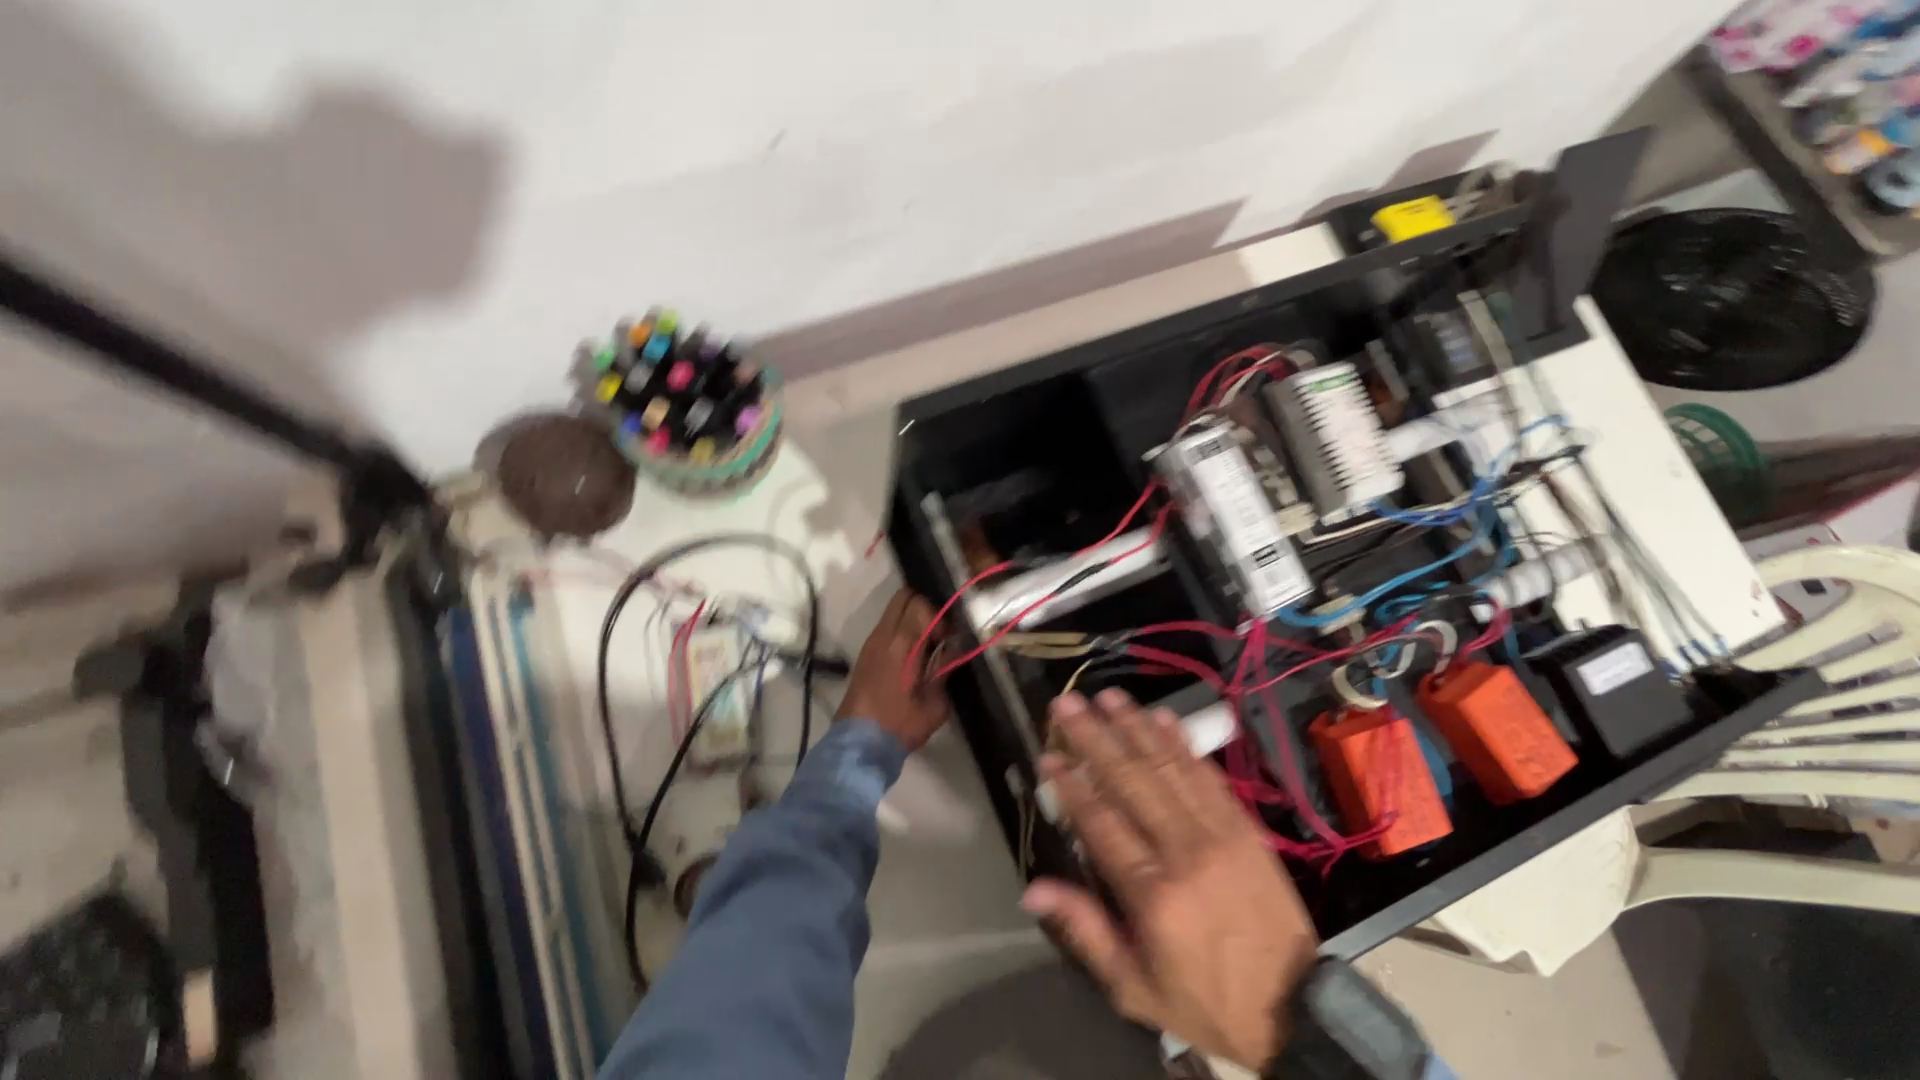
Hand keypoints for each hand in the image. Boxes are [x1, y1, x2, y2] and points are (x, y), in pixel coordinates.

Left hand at [836, 588, 951, 751]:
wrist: (859, 745)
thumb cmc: (900, 725)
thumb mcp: (935, 704)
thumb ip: (946, 670)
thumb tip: (954, 649)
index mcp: (901, 644)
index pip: (921, 604)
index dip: (940, 617)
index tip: (947, 640)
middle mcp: (883, 636)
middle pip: (904, 597)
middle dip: (925, 608)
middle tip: (937, 635)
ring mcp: (871, 643)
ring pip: (893, 611)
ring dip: (912, 619)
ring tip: (926, 647)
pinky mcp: (865, 654)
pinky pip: (886, 627)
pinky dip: (901, 630)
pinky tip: (912, 656)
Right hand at [1022, 689, 1318, 1069]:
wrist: (1295, 1008)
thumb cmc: (1205, 1001)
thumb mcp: (1134, 988)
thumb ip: (1086, 931)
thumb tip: (1033, 889)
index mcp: (1153, 895)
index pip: (1102, 824)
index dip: (1072, 786)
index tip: (1048, 755)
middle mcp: (1185, 852)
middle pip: (1131, 782)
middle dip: (1095, 738)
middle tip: (1066, 704)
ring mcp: (1220, 834)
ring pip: (1169, 769)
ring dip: (1135, 728)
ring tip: (1107, 697)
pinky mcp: (1246, 828)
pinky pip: (1208, 776)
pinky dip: (1183, 745)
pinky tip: (1161, 718)